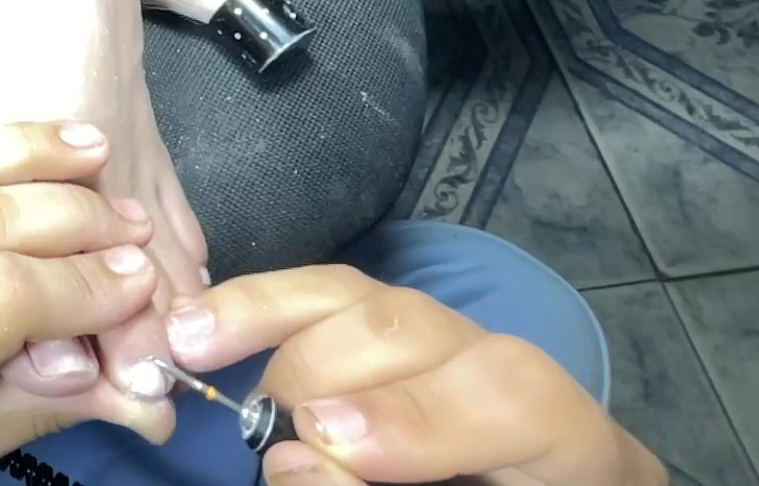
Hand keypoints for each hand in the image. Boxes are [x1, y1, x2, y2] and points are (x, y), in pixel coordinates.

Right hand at [166, 266, 666, 484]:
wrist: (485, 481)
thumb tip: (293, 465)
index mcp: (564, 440)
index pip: (514, 399)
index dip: (416, 414)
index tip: (328, 441)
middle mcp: (495, 363)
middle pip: (412, 327)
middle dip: (321, 367)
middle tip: (258, 421)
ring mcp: (430, 332)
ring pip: (352, 293)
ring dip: (260, 313)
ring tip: (194, 343)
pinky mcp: (371, 321)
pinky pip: (309, 292)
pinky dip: (246, 303)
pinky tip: (196, 318)